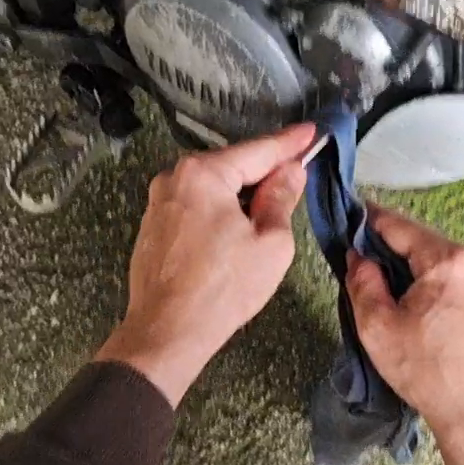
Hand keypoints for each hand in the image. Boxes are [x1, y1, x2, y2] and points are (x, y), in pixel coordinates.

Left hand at [96, 123, 315, 404]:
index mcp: (203, 174)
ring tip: (268, 215)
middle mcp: (173, 179)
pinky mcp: (152, 230)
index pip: (257, 151)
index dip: (289, 144)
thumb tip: (290, 173)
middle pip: (231, 168)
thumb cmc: (223, 289)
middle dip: (263, 174)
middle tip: (295, 179)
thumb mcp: (270, 243)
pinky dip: (218, 215)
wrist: (167, 331)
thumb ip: (281, 199)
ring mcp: (158, 205)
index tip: (311, 133)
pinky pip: (194, 210)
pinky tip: (233, 235)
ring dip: (240, 198)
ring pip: (212, 191)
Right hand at [347, 210, 463, 464]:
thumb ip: (362, 282)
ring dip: (405, 269)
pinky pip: (449, 282)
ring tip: (378, 287)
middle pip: (419, 242)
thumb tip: (356, 257)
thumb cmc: (425, 370)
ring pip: (434, 263)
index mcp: (447, 260)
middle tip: (355, 260)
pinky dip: (425, 286)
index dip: (367, 221)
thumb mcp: (377, 326)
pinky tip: (408, 307)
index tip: (345, 216)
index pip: (399, 225)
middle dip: (385, 249)